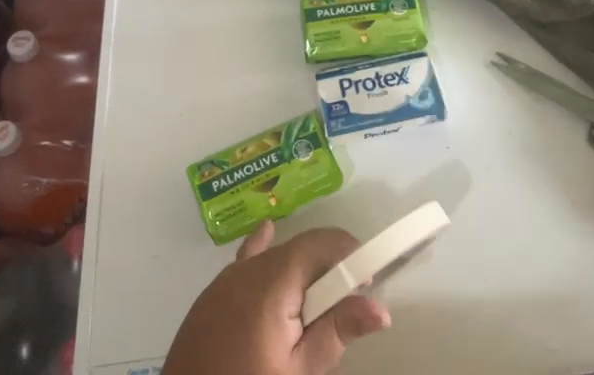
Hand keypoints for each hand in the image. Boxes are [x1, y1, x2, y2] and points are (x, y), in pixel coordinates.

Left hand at [163, 220, 390, 374]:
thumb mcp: (299, 370)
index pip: (323, 243)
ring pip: (276, 256)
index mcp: (274, 280)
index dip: (351, 256)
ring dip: (302, 271)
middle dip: (330, 268)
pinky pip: (247, 259)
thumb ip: (337, 332)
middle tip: (344, 306)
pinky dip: (266, 250)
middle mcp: (250, 267)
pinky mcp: (213, 292)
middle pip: (302, 249)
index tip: (367, 283)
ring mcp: (227, 277)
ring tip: (315, 304)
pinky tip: (268, 233)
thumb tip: (380, 308)